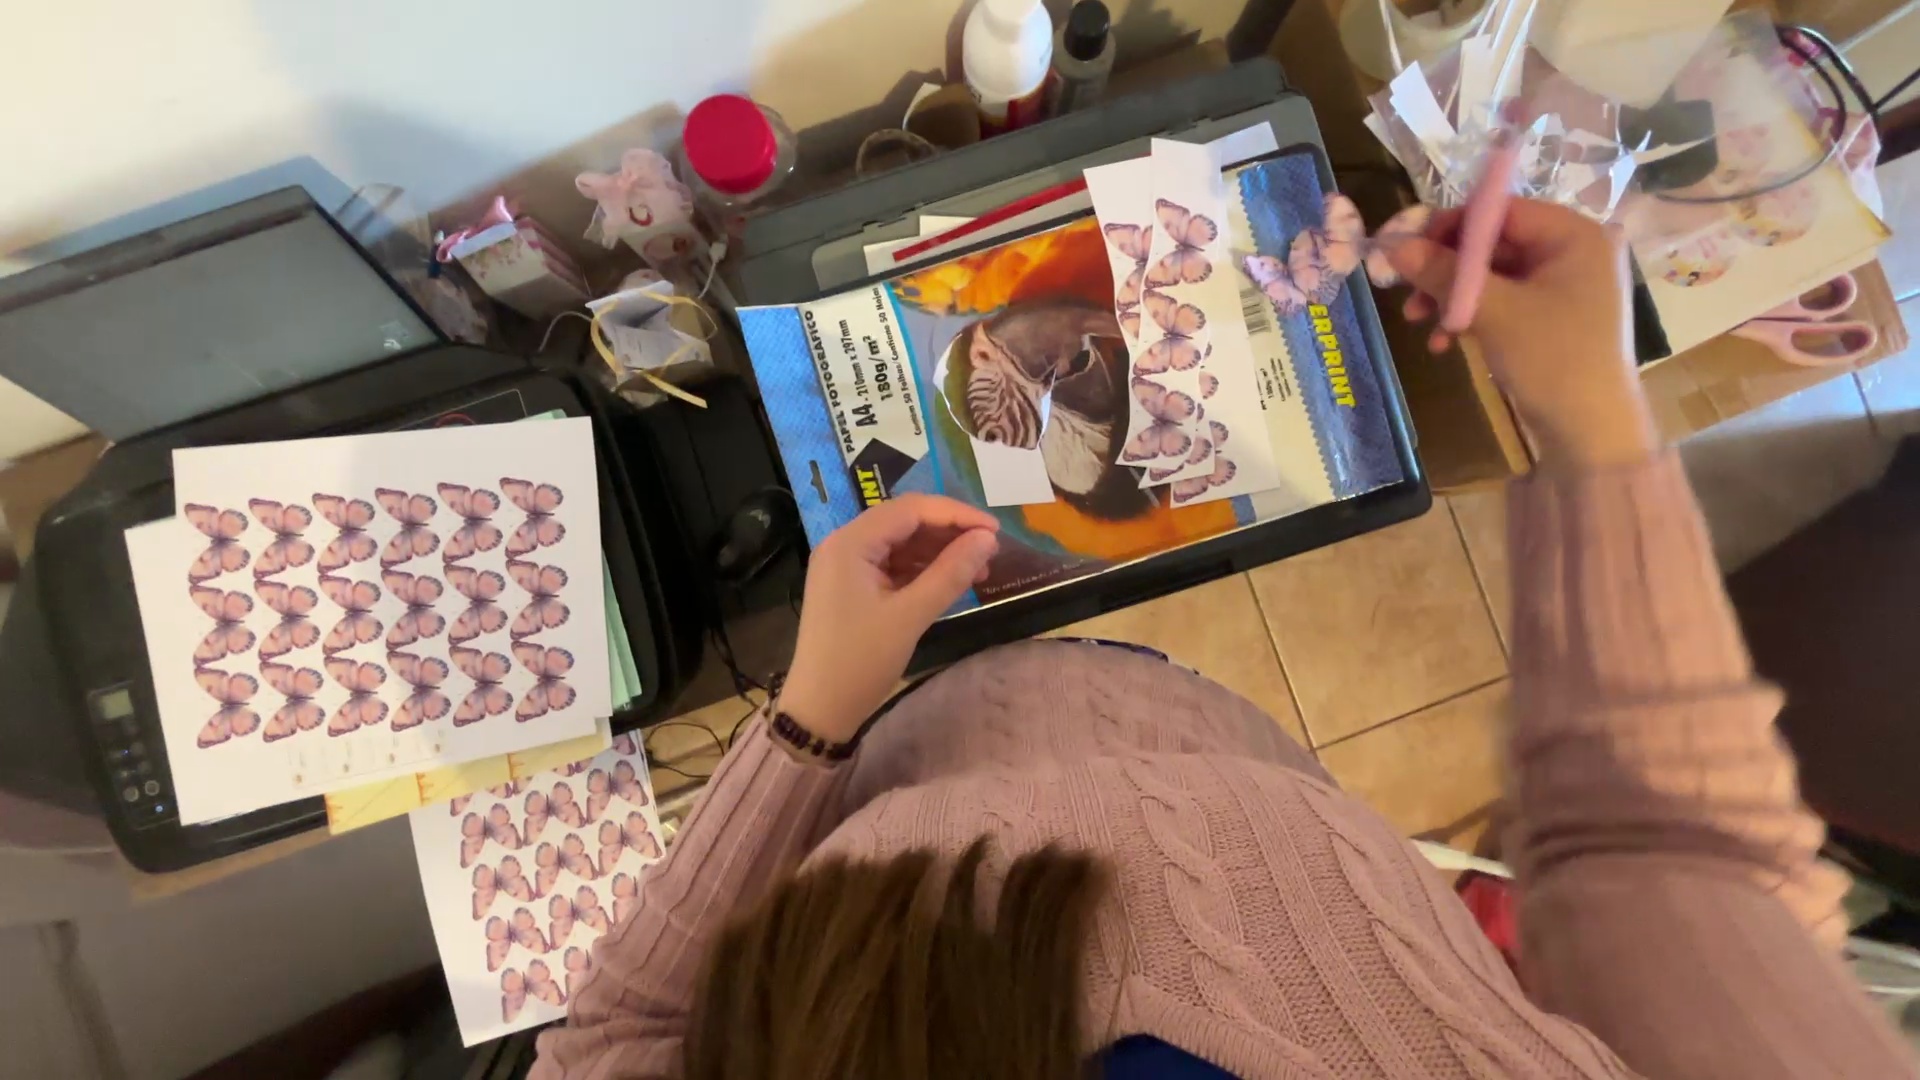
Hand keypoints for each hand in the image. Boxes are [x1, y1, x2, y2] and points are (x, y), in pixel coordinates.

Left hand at [779, 494, 999, 743]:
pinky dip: (922, 569)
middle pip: (905, 521)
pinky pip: (892, 564)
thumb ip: (950, 572)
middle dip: (949, 532)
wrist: (819, 709)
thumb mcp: (910, 615)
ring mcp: (846, 565)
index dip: (956, 514)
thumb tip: (988, 539)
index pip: (911, 509)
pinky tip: (951, 581)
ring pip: (901, 542)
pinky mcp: (851, 585)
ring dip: (939, 551)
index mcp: (850, 542)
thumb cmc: (860, 661)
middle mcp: (844, 543)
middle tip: (990, 550)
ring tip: (979, 569)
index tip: (996, 530)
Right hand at [1385, 198, 1660, 470]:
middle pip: (1491, 244)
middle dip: (1444, 271)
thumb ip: (1443, 274)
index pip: (1500, 212)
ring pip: (1488, 276)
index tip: (1408, 253)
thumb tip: (1395, 246)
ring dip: (1448, 297)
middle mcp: (1570, 251)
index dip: (1450, 228)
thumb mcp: (1491, 311)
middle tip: (1409, 296)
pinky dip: (1467, 317)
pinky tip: (1444, 342)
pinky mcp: (1545, 315)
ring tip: (1419, 323)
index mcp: (1573, 236)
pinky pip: (1497, 301)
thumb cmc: (1551, 357)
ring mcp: (1559, 285)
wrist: (1587, 424)